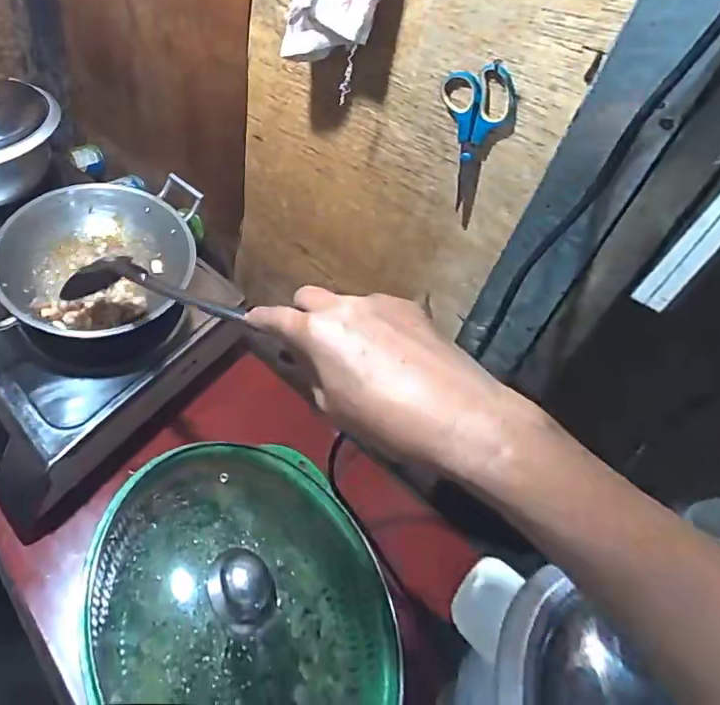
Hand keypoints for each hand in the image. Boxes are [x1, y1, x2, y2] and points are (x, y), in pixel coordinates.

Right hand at [246, 288, 551, 483]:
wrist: (467, 419)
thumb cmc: (389, 422)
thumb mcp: (335, 408)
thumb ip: (313, 375)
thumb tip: (309, 360)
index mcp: (315, 331)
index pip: (272, 316)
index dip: (258, 320)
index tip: (251, 323)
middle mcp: (341, 307)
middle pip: (306, 296)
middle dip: (302, 314)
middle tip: (313, 344)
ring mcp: (378, 303)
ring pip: (345, 303)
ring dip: (342, 321)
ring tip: (363, 355)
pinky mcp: (411, 308)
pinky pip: (378, 310)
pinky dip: (375, 325)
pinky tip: (395, 355)